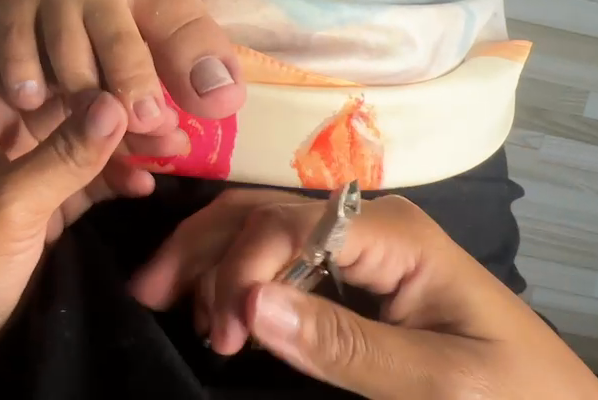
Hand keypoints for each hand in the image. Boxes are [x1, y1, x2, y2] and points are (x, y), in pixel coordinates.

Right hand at [0, 0, 245, 141]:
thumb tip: (226, 102)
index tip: (149, 134)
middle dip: (89, 116)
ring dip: (34, 94)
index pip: (131, 68)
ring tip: (41, 109)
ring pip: (20, 67)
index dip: (140, 108)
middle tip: (95, 139)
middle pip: (75, 77)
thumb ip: (184, 30)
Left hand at [0, 85, 151, 368]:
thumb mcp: (9, 204)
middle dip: (119, 115)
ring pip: (79, 147)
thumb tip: (118, 103)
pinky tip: (144, 184)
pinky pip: (81, 186)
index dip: (98, 77)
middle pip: (68, 110)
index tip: (153, 86)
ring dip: (123, 150)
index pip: (46, 76)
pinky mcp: (37, 212)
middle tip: (177, 125)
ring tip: (176, 152)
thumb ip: (64, 155)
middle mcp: (1, 133)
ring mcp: (20, 174)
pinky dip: (111, 183)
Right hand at [129, 191, 597, 399]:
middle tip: (151, 294)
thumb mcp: (445, 386)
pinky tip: (205, 302)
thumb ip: (347, 346)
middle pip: (258, 215)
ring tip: (161, 296)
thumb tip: (249, 303)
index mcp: (388, 230)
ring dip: (206, 260)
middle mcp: (360, 223)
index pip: (287, 223)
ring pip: (254, 231)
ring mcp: (350, 246)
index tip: (222, 332)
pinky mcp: (344, 275)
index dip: (241, 265)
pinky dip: (229, 278)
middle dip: (202, 250)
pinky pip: (271, 262)